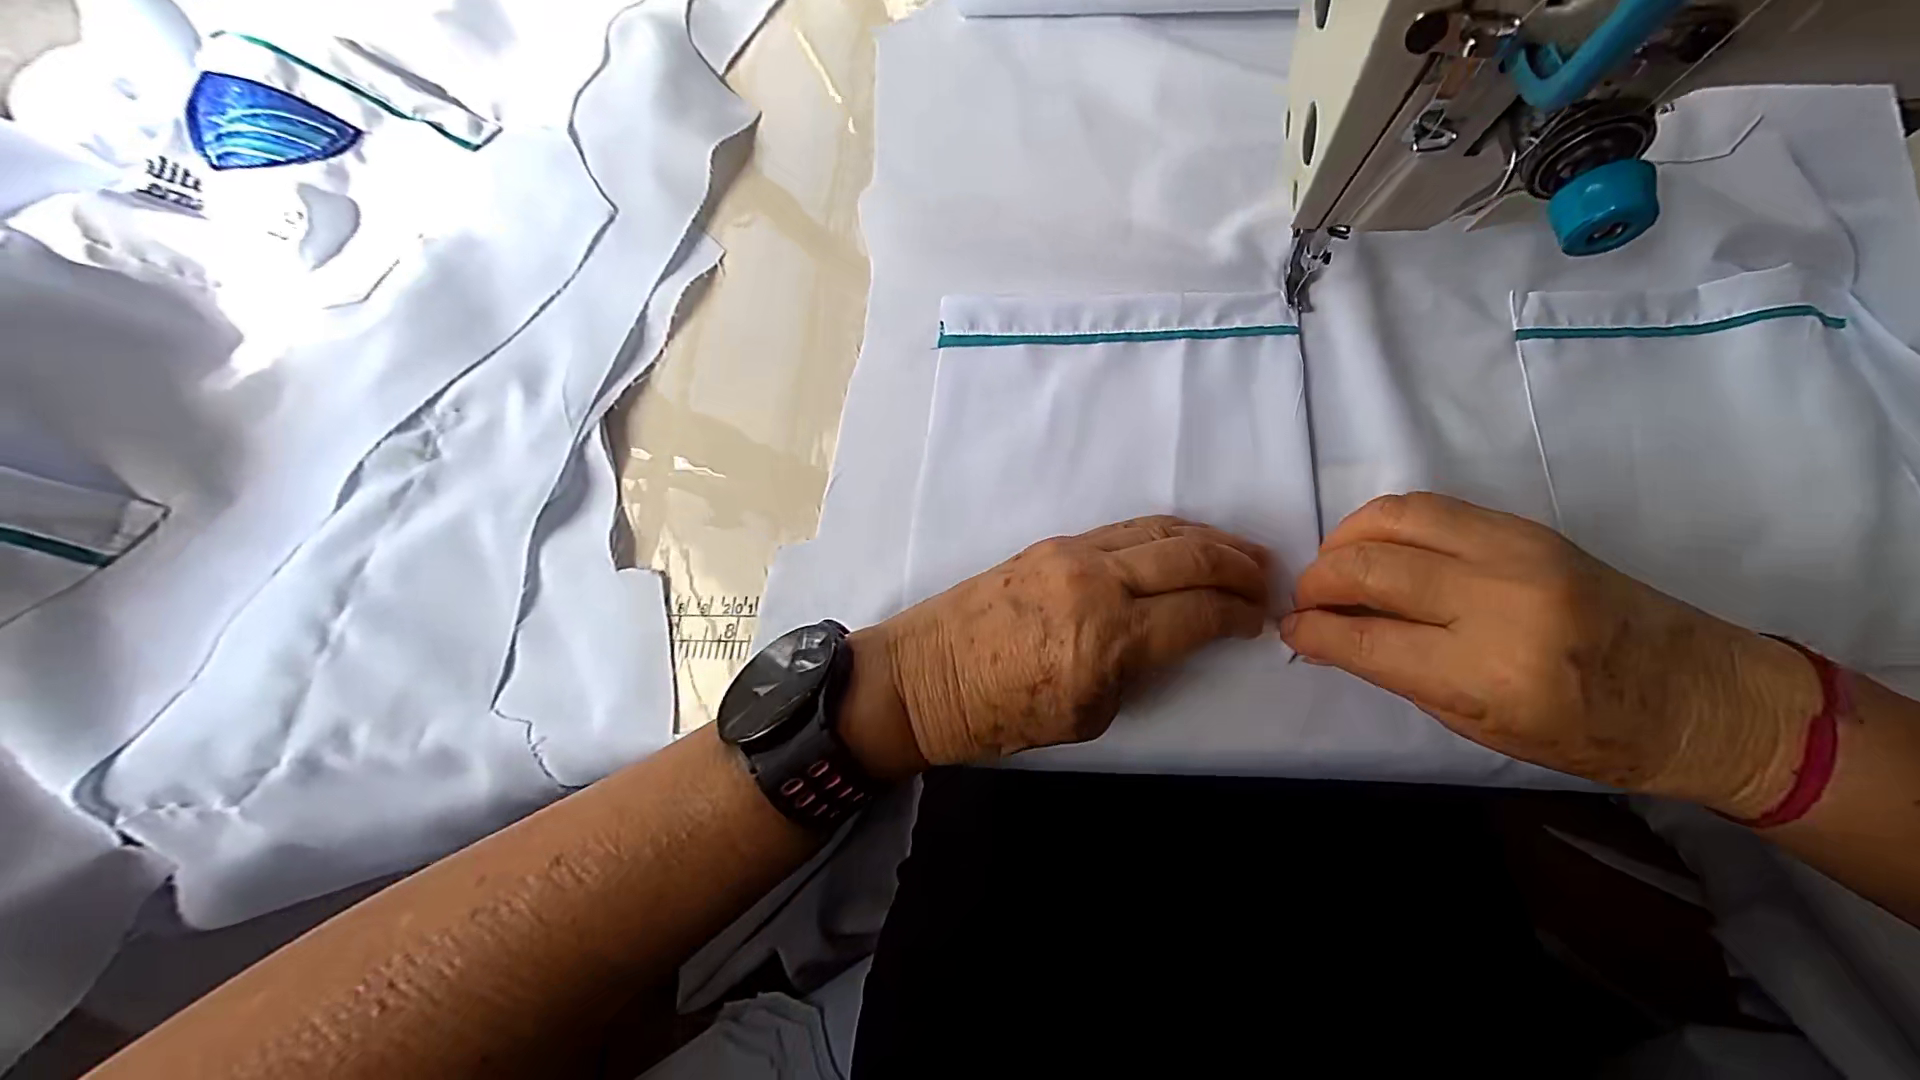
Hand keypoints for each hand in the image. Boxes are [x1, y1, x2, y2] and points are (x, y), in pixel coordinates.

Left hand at [842, 517, 1273, 773]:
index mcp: (1108, 640)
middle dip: (1238, 567)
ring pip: (1157, 533)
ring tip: (1241, 552)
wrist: (924, 676)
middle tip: (1268, 579)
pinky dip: (1164, 533)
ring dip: (1207, 540)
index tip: (1259, 620)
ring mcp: (1070, 556)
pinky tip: (1182, 542)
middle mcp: (1096, 584)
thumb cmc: (999, 715)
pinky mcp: (1050, 545)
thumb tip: (1163, 638)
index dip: (1239, 615)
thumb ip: (1134, 670)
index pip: (1198, 613)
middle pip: (1188, 559)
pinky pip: (1122, 530)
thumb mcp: (1085, 717)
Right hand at [1278, 493, 1818, 816]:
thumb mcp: (1475, 723)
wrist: (1702, 696)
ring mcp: (1516, 554)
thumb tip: (1323, 633)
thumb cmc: (1586, 734)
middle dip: (1316, 582)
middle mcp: (1500, 604)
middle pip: (1366, 568)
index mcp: (1488, 675)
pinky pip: (1425, 507)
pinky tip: (1377, 549)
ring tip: (1337, 568)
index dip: (1310, 631)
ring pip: (1389, 519)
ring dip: (1343, 542)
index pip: (1361, 639)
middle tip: (1306, 600)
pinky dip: (1381, 524)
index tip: (1291, 629)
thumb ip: (1392, 670)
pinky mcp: (1525, 528)